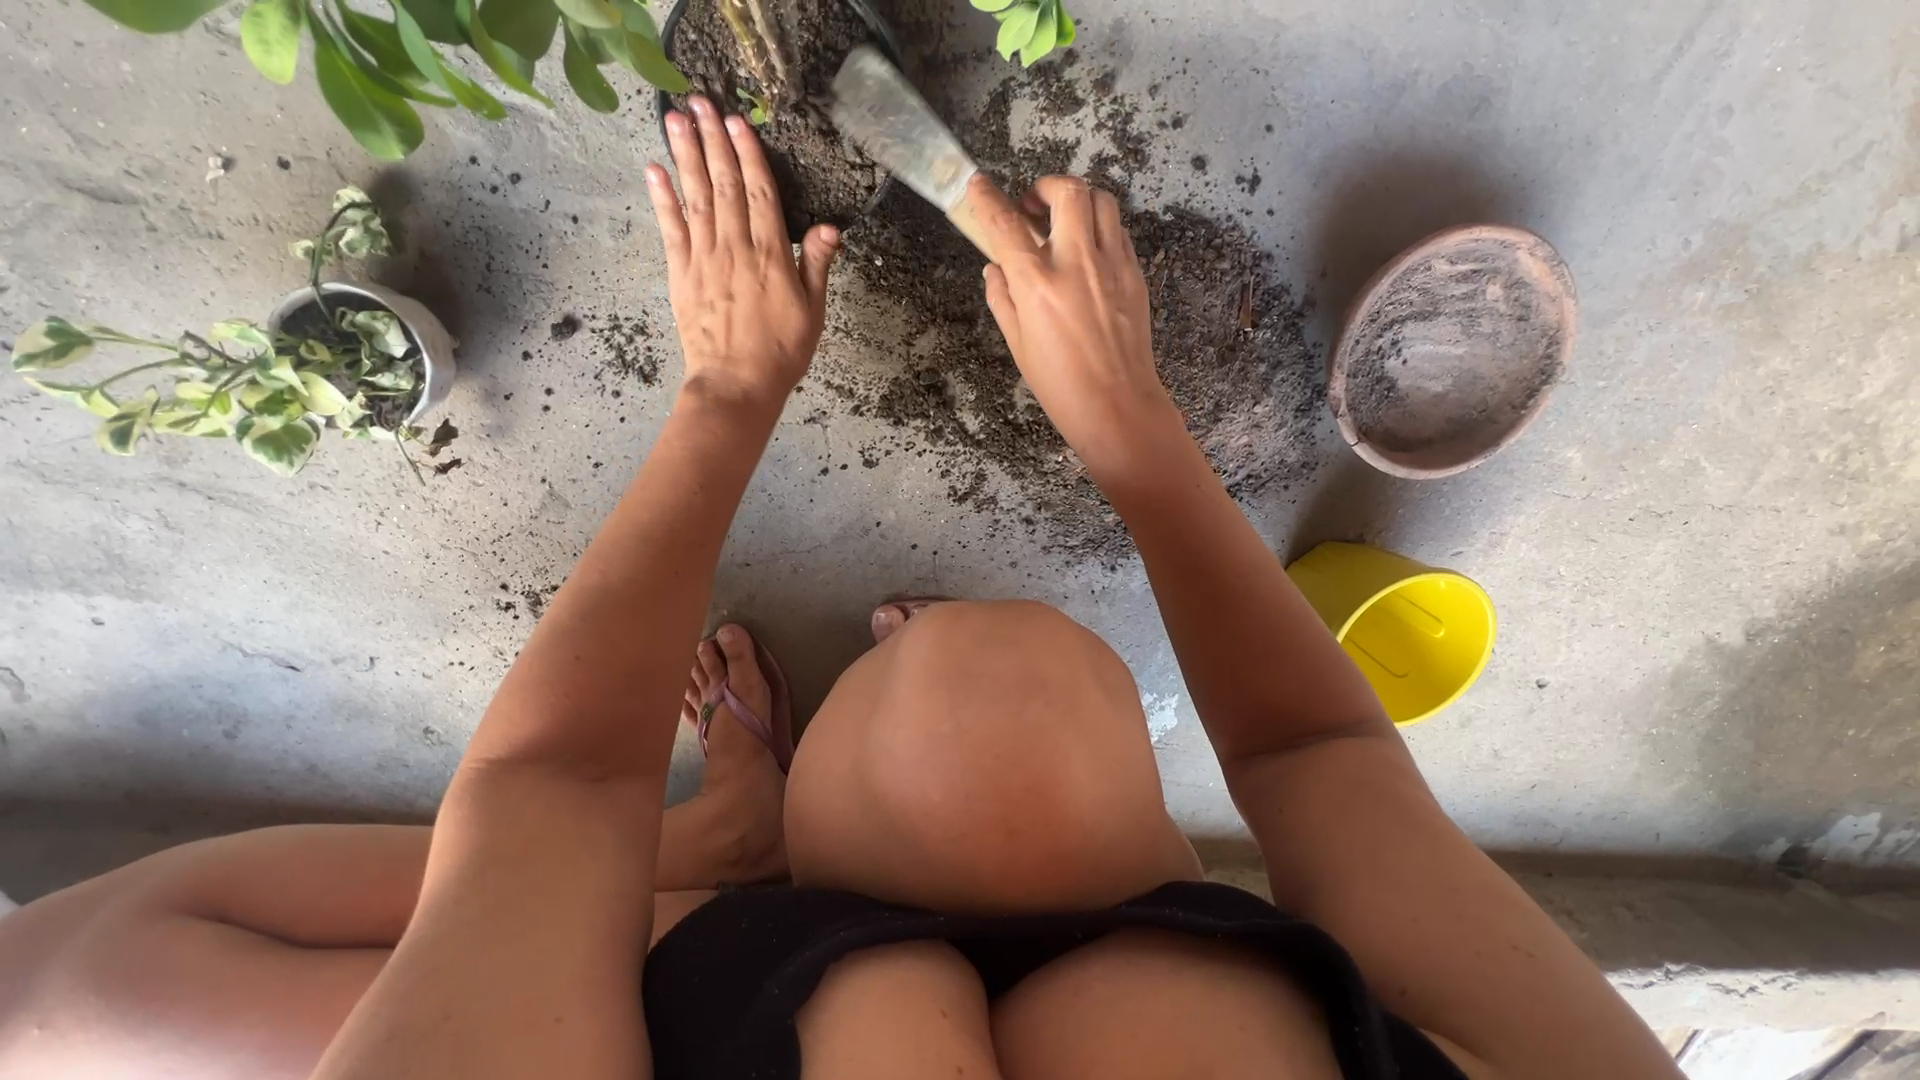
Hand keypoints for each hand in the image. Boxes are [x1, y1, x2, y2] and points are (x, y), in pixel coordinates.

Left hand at [646, 96, 839, 406]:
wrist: (737, 385)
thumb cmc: (781, 353)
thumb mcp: (813, 313)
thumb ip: (815, 266)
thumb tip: (830, 228)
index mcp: (771, 256)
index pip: (760, 193)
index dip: (749, 155)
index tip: (739, 122)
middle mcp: (735, 249)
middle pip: (724, 184)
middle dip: (712, 140)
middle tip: (701, 101)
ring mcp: (704, 259)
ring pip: (695, 197)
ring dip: (685, 155)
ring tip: (675, 117)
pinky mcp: (681, 275)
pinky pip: (670, 228)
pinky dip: (662, 198)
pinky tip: (654, 169)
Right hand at [974, 175, 1182, 475]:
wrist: (1117, 405)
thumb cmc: (1061, 385)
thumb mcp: (1018, 345)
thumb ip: (1002, 299)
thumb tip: (994, 268)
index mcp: (1038, 285)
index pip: (1006, 225)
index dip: (988, 198)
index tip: (979, 184)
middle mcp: (1077, 264)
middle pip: (1067, 191)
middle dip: (1046, 186)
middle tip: (1034, 205)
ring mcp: (1111, 265)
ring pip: (1102, 200)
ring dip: (1079, 199)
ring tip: (1064, 221)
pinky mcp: (1135, 274)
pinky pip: (1118, 230)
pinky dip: (1100, 226)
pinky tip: (1088, 249)